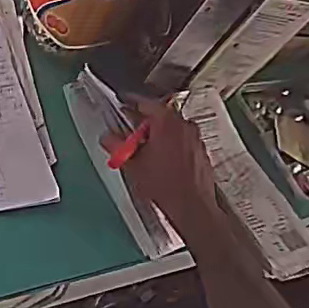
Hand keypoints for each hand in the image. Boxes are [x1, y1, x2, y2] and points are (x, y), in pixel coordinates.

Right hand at [102, 97, 223, 237]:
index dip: (130, 101)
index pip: (145, 102)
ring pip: (171, 128)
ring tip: (142, 151)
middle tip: (129, 131)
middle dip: (142, 122)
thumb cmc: (166, 185)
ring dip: (156, 135)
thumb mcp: (132, 164)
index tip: (123, 102)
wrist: (192, 206)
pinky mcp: (200, 151)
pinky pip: (181, 141)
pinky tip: (159, 161)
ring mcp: (195, 138)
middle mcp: (184, 125)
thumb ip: (116, 146)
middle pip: (159, 115)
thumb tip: (108, 139)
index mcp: (166, 121)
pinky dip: (169, 145)